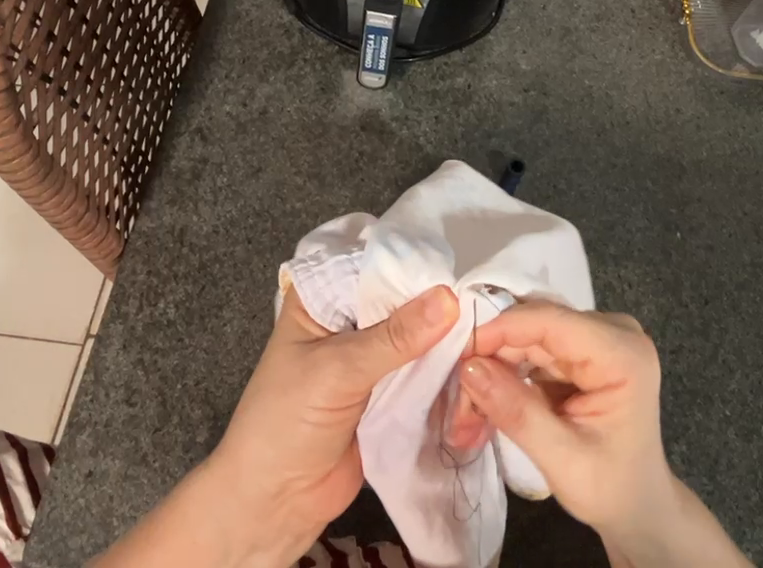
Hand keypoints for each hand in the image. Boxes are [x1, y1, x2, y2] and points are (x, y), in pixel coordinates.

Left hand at [208, 283, 459, 558]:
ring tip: (489, 331)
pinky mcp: (390, 390)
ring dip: (447, 337)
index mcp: (321, 295)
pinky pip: (424, 369)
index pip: (373, 261)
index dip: (413, 259)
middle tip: (485, 299)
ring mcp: (371, 355)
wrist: (274, 504)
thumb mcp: (337, 371)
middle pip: (401, 296)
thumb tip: (449, 298)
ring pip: (418, 333)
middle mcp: (349, 316)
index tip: (459, 261)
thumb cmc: (285, 423)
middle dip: (437, 301)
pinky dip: (446, 368)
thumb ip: (394, 336)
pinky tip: (476, 361)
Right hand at [447, 302, 752, 566]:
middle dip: (489, 359)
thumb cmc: (613, 489)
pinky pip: (528, 349)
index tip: (456, 355)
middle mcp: (611, 332)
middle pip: (533, 326)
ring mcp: (595, 337)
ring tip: (464, 413)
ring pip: (524, 338)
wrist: (638, 506)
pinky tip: (483, 402)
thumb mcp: (564, 462)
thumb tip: (469, 367)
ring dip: (491, 369)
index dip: (499, 330)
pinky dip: (503, 374)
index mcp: (622, 353)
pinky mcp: (578, 349)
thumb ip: (518, 413)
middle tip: (455, 402)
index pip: (549, 321)